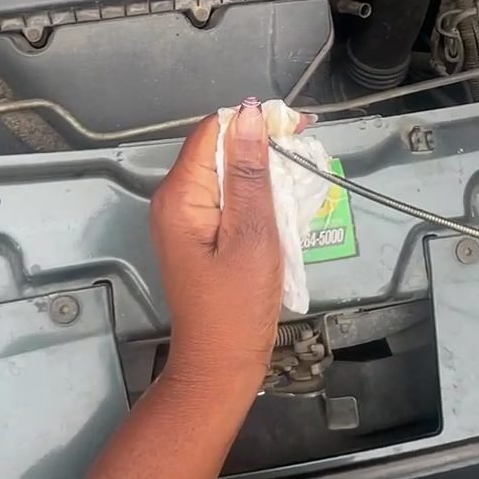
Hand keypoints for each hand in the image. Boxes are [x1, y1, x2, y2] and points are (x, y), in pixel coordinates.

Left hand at [149, 100, 282, 395]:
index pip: (213, 131)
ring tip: (298, 173)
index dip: (252, 121)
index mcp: (181, 194)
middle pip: (217, 148)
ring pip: (224, 171)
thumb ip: (250, 172)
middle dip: (260, 143)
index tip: (294, 126)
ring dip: (260, 168)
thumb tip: (248, 115)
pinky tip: (279, 199)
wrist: (220, 363)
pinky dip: (252, 192)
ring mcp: (183, 216)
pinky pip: (224, 196)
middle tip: (304, 147)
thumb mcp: (252, 234)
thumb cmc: (237, 305)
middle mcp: (173, 198)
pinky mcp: (196, 231)